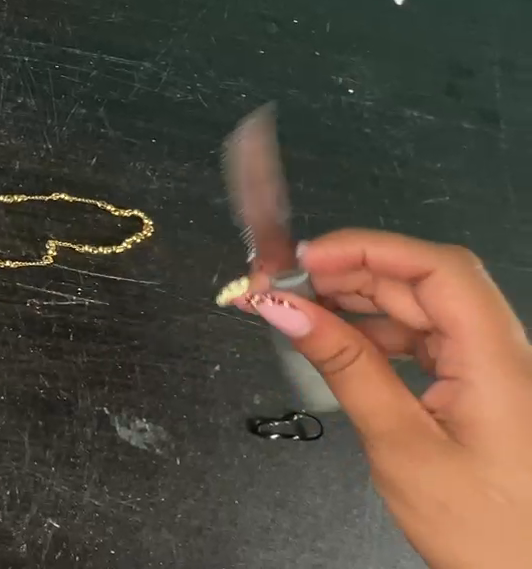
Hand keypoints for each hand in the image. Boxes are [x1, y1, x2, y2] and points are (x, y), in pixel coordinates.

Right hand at [247, 229, 531, 568]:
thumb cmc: (490, 533)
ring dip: (350, 301)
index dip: (367, 249)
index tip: (301, 260)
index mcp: (501, 368)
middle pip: (421, 284)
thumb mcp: (401, 446)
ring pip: (417, 309)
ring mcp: (496, 376)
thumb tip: (277, 305)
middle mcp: (506, 361)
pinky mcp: (482, 392)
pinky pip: (422, 338)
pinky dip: (369, 330)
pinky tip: (333, 344)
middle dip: (343, 273)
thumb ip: (343, 367)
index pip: (439, 270)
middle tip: (276, 287)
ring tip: (294, 315)